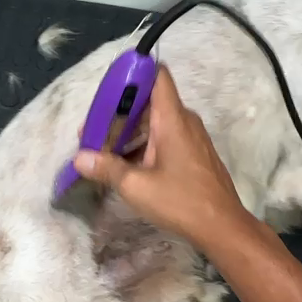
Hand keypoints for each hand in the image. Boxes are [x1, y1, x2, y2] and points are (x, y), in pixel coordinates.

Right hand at [74, 67, 254, 248]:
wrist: (222, 227)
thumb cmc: (180, 201)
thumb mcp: (135, 186)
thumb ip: (106, 168)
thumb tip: (79, 159)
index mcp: (172, 119)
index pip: (156, 76)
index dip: (133, 74)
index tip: (108, 90)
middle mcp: (183, 121)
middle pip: (148, 102)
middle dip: (118, 114)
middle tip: (91, 132)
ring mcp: (190, 138)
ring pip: (154, 122)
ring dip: (128, 133)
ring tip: (102, 152)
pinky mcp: (192, 154)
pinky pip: (163, 138)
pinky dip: (142, 145)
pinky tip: (124, 165)